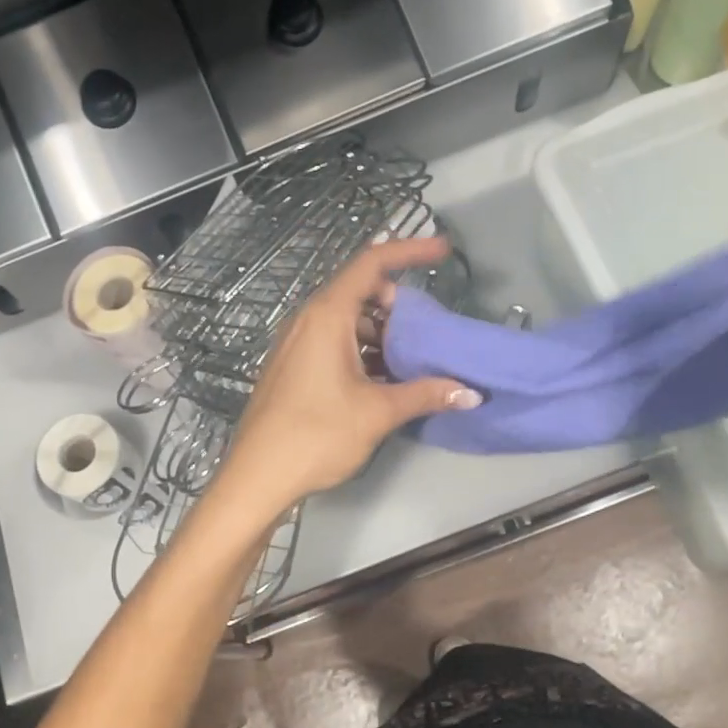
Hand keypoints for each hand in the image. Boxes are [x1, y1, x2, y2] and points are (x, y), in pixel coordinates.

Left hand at [215, 238, 478, 512]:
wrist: (257, 476)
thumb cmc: (316, 435)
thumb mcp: (377, 412)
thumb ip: (425, 394)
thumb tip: (470, 392)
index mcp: (326, 316)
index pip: (371, 264)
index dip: (409, 250)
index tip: (442, 250)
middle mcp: (307, 321)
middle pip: (359, 291)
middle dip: (397, 304)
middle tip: (427, 329)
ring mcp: (295, 345)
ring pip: (346, 321)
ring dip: (380, 333)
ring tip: (411, 359)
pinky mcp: (291, 368)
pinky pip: (331, 343)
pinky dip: (361, 351)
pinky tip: (383, 380)